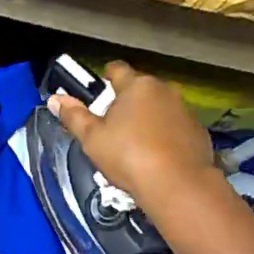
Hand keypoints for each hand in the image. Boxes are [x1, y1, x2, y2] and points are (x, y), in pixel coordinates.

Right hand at [47, 61, 216, 204]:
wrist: (176, 183)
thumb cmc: (128, 156)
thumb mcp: (93, 140)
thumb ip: (74, 117)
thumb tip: (55, 99)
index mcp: (136, 86)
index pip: (117, 70)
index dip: (105, 78)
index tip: (99, 92)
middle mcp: (164, 89)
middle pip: (140, 89)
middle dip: (127, 103)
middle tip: (113, 127)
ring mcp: (184, 109)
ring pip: (160, 107)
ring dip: (148, 119)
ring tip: (136, 146)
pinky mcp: (197, 130)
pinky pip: (175, 127)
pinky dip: (165, 136)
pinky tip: (157, 157)